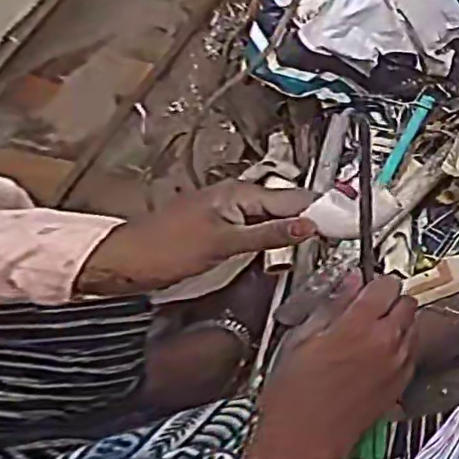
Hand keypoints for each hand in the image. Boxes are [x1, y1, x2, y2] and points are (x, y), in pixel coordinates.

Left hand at [77, 183, 318, 294]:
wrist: (111, 265)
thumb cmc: (160, 251)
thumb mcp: (223, 244)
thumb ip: (271, 234)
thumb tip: (312, 225)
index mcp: (241, 193)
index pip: (297, 199)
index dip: (324, 212)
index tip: (347, 225)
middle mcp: (239, 196)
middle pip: (291, 205)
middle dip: (314, 219)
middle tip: (337, 236)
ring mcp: (231, 210)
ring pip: (278, 216)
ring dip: (296, 228)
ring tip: (318, 242)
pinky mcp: (224, 224)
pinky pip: (263, 224)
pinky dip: (279, 234)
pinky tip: (286, 246)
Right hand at [244, 275, 416, 458]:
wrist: (304, 442)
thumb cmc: (293, 398)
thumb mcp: (299, 342)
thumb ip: (331, 305)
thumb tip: (350, 281)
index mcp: (358, 326)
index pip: (387, 283)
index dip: (375, 283)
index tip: (366, 288)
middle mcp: (387, 338)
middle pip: (406, 299)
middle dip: (388, 302)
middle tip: (366, 313)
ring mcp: (400, 357)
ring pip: (412, 321)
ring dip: (396, 322)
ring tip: (368, 337)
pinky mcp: (406, 374)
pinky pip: (413, 345)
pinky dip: (400, 344)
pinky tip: (375, 355)